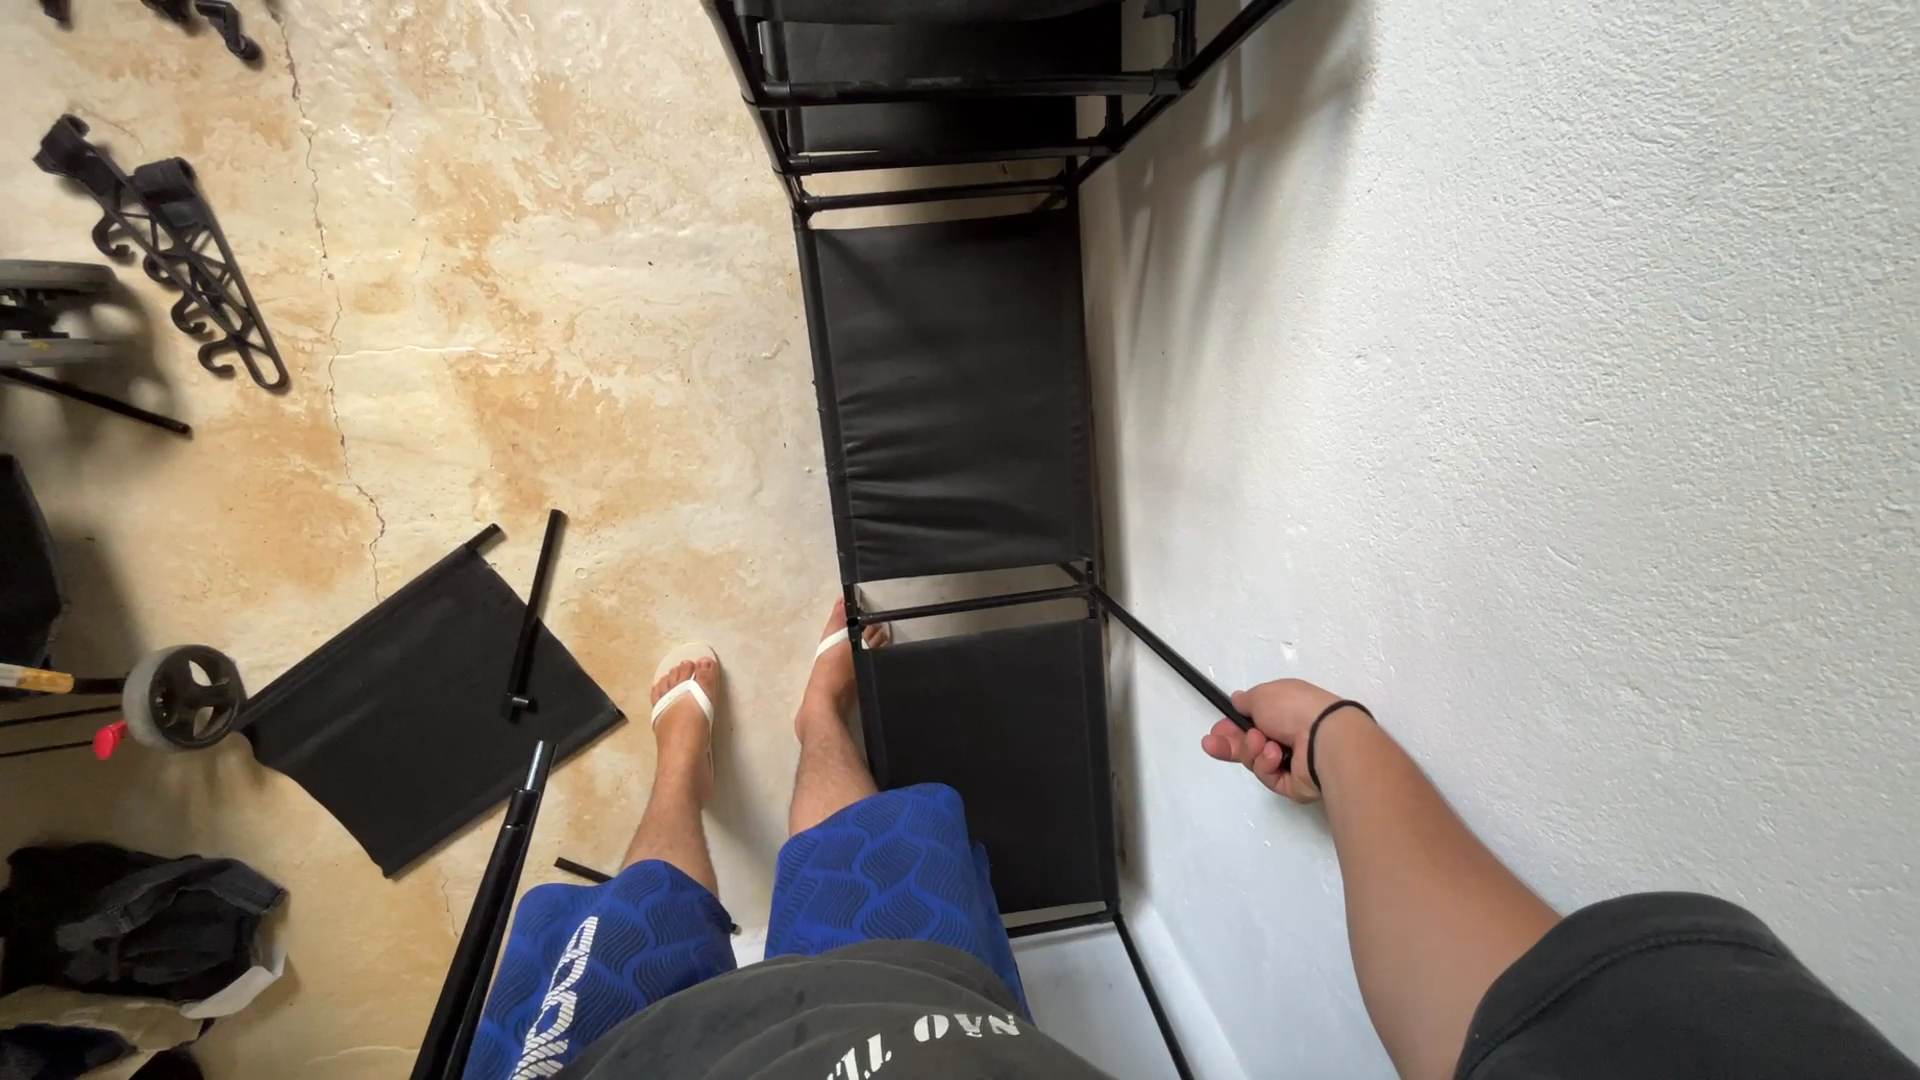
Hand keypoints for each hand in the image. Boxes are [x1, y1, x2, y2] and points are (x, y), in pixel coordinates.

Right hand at [1200, 678, 1342, 802]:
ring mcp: (1291, 761)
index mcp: (1284, 711)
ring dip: (1252, 750)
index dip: (1231, 726)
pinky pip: (1268, 775)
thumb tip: (1238, 701)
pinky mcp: (1293, 784)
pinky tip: (1275, 755)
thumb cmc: (1293, 708)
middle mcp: (1288, 735)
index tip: (1216, 731)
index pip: (1251, 722)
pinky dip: (1267, 764)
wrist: (1324, 738)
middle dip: (1229, 744)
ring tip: (1260, 743)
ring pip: (1255, 760)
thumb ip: (1245, 701)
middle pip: (1249, 744)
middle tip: (1212, 744)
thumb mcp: (1261, 695)